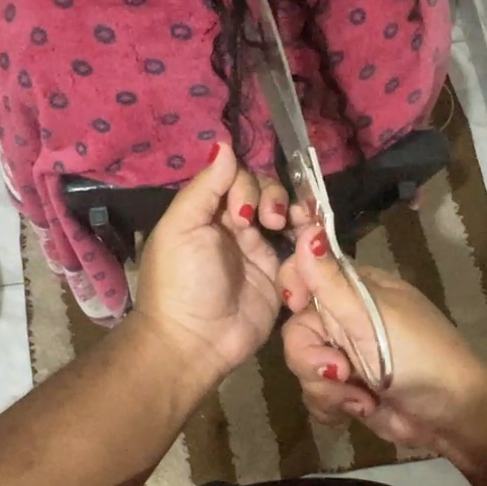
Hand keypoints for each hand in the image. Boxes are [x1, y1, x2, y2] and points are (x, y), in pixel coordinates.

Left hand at [131, 143, 284, 381]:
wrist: (195, 342)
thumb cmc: (181, 282)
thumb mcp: (181, 228)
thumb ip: (204, 187)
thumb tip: (224, 144)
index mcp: (207, 213)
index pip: (238, 178)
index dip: (247, 184)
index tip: (243, 210)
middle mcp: (235, 227)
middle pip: (267, 192)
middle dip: (273, 197)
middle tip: (266, 222)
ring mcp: (259, 251)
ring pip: (287, 216)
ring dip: (292, 214)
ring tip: (287, 228)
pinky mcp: (279, 277)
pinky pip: (298, 249)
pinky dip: (305, 241)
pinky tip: (305, 243)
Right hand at [278, 225, 486, 452]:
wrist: (451, 414)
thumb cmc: (418, 355)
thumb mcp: (371, 317)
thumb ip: (331, 281)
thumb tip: (308, 228)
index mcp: (355, 290)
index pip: (304, 274)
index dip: (292, 290)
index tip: (296, 305)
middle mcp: (345, 320)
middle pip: (297, 333)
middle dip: (313, 361)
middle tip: (343, 373)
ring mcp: (344, 356)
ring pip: (303, 369)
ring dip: (330, 391)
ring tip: (364, 399)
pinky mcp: (345, 390)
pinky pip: (315, 396)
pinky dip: (334, 408)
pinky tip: (361, 409)